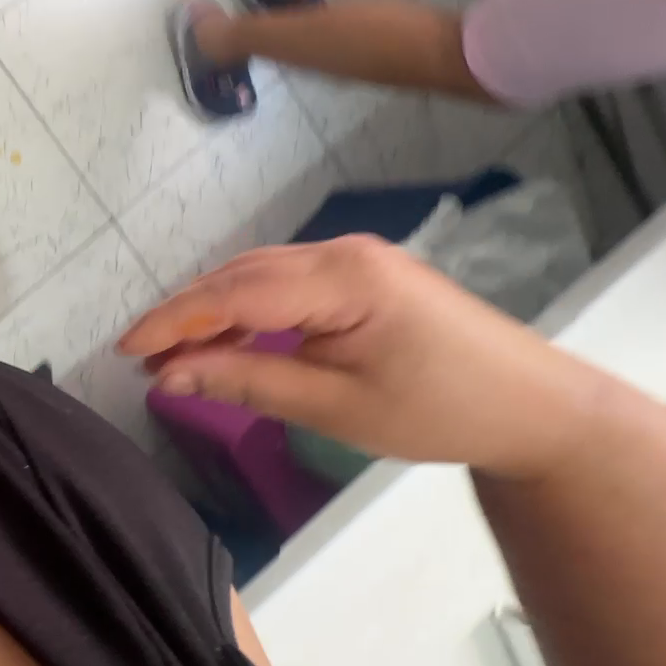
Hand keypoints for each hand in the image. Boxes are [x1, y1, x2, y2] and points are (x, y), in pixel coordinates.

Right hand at [117, 236, 625, 480]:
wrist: (540, 410)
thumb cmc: (440, 412)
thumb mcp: (334, 406)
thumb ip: (244, 382)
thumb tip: (166, 375)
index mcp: (343, 279)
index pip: (232, 294)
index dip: (171, 321)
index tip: (125, 350)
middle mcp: (340, 253)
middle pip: (235, 277)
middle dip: (181, 316)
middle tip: (142, 358)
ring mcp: (349, 258)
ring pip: (250, 276)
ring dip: (206, 311)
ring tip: (171, 353)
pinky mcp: (355, 273)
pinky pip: (276, 283)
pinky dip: (238, 309)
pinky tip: (222, 338)